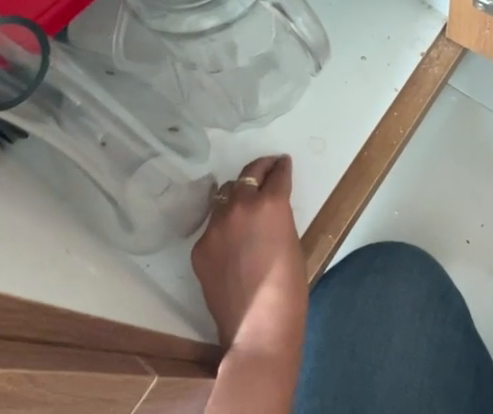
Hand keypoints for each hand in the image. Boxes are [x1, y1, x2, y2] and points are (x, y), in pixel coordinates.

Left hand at [193, 155, 305, 356]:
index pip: (276, 173)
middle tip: (266, 170)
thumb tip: (268, 212)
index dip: (281, 166)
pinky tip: (230, 244)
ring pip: (224, 197)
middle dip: (259, 170)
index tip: (282, 162)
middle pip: (247, 174)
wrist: (258, 329)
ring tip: (244, 205)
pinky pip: (212, 228)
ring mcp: (215, 226)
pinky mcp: (199, 248)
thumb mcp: (292, 242)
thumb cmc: (289, 290)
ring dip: (236, 196)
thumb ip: (278, 219)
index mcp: (270, 204)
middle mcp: (240, 206)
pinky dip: (223, 228)